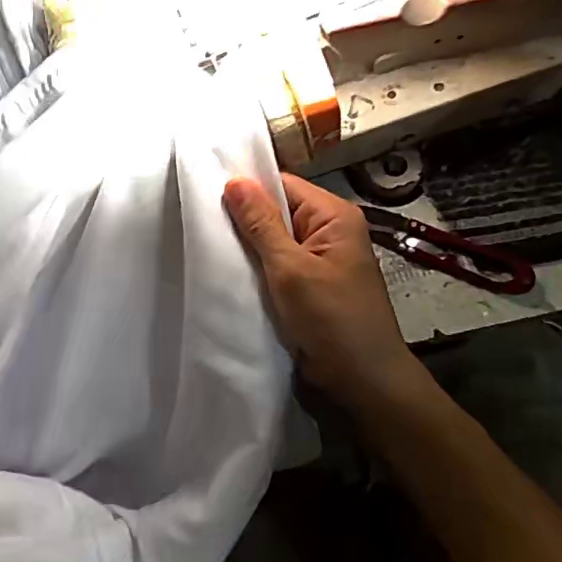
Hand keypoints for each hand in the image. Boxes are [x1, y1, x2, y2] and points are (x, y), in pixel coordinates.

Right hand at [223, 174, 418, 397]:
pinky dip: (255, 271)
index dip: (247, 188)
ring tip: (207, 246)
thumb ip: (261, 225)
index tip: (207, 195)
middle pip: (276, 212)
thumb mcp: (291, 269)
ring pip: (272, 243)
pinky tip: (228, 272)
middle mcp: (328, 233)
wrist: (361, 380)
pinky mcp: (307, 288)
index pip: (283, 185)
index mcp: (334, 217)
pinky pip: (276, 268)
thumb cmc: (331, 319)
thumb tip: (235, 181)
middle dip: (243, 220)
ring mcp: (318, 262)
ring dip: (247, 249)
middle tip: (200, 224)